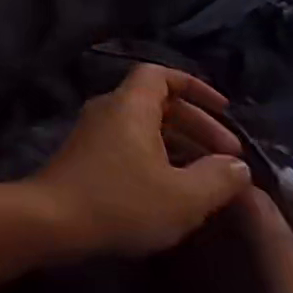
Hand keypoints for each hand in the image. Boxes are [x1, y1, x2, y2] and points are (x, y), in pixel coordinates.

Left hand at [26, 64, 251, 255]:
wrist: (54, 217)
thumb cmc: (122, 201)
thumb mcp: (184, 196)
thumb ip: (218, 177)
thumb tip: (237, 165)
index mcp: (129, 105)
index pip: (159, 74)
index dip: (194, 85)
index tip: (226, 110)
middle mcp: (108, 108)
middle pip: (156, 100)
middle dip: (197, 122)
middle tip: (231, 157)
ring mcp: (94, 130)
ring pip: (144, 123)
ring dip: (180, 142)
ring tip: (213, 175)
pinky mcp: (88, 152)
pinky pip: (129, 140)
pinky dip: (159, 153)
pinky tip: (178, 186)